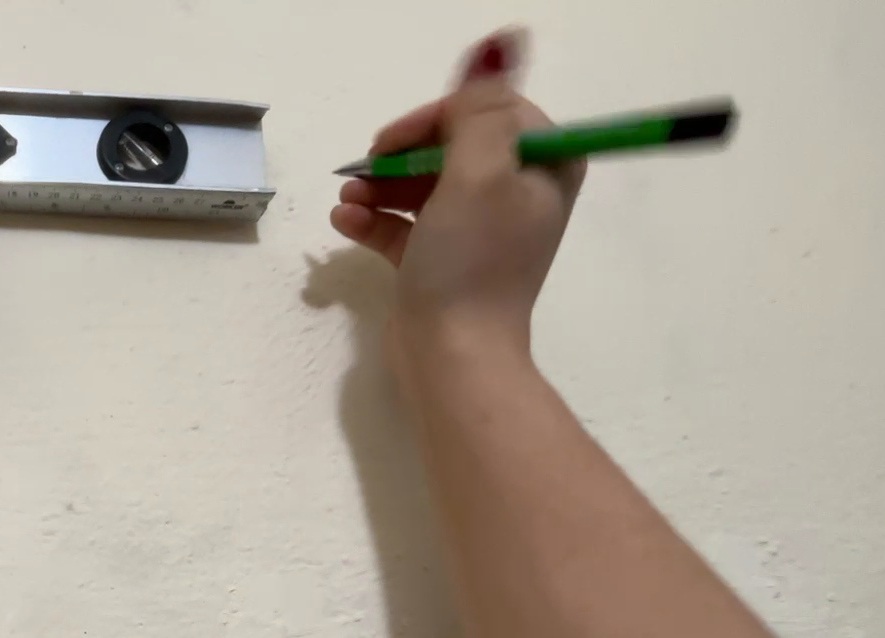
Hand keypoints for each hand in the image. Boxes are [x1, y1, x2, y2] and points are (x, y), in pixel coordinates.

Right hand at [330, 29, 584, 364]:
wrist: (452, 353)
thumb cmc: (469, 263)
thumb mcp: (478, 175)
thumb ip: (480, 109)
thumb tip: (498, 38)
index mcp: (541, 166)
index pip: (489, 113)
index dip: (435, 118)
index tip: (388, 140)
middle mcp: (512, 193)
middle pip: (450, 150)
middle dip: (400, 156)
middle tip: (361, 168)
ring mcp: (473, 231)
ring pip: (421, 188)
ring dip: (379, 187)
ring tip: (345, 197)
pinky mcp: (437, 263)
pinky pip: (403, 227)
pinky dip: (373, 220)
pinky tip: (343, 220)